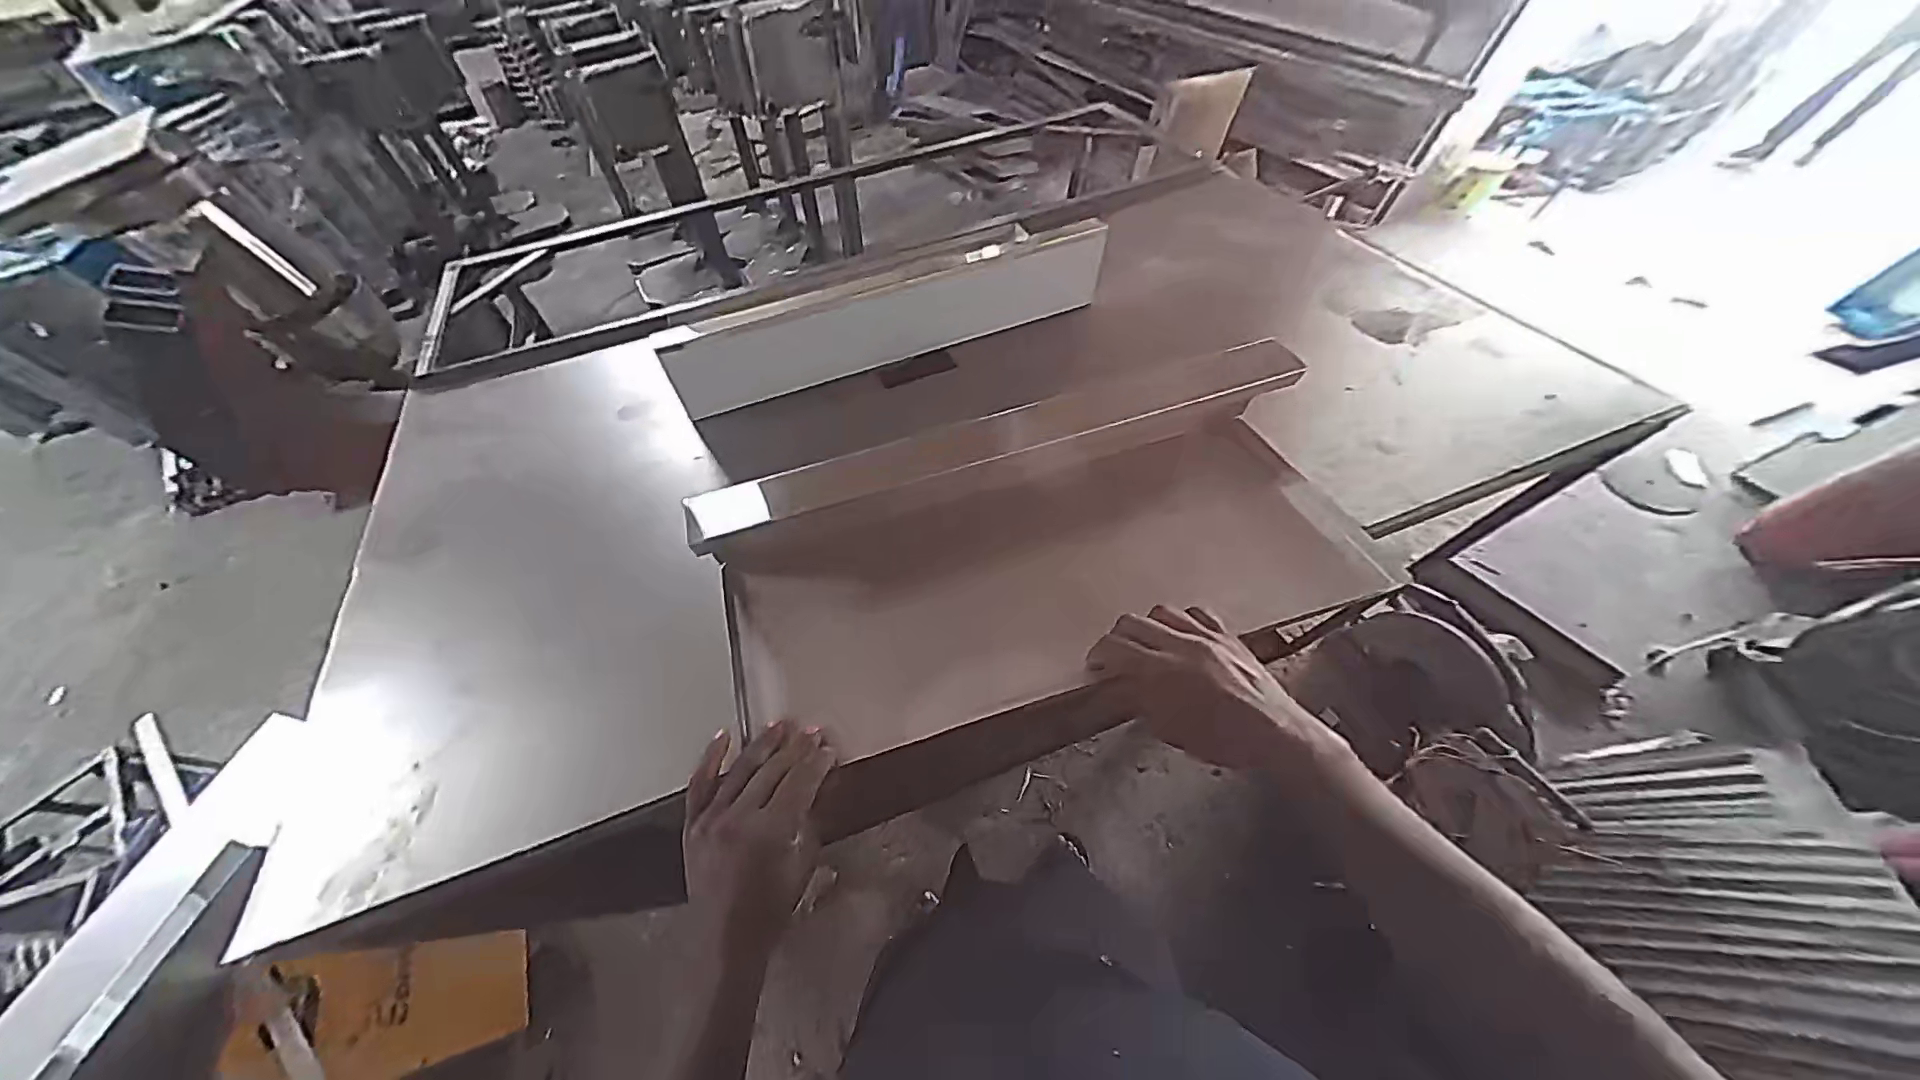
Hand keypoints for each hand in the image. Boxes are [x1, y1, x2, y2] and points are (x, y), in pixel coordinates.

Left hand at [683, 720, 836, 961]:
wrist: (723, 942)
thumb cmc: (770, 910)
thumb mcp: (802, 867)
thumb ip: (809, 824)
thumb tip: (816, 790)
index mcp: (770, 831)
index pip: (799, 783)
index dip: (817, 763)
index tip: (828, 750)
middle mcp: (738, 819)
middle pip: (773, 771)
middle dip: (796, 749)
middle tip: (811, 732)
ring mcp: (711, 820)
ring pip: (741, 770)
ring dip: (763, 744)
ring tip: (780, 725)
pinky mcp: (692, 826)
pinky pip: (700, 785)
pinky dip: (711, 758)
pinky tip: (724, 737)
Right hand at [1087, 605, 1356, 778]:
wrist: (1274, 733)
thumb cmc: (1222, 740)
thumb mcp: (1170, 729)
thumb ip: (1140, 701)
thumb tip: (1121, 687)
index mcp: (1159, 671)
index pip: (1113, 647)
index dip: (1098, 654)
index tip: (1095, 665)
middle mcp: (1179, 645)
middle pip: (1131, 623)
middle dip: (1116, 638)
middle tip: (1114, 655)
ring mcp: (1205, 636)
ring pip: (1161, 612)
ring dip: (1147, 626)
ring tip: (1148, 643)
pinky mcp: (1227, 636)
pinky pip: (1197, 613)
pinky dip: (1182, 621)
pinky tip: (1182, 634)